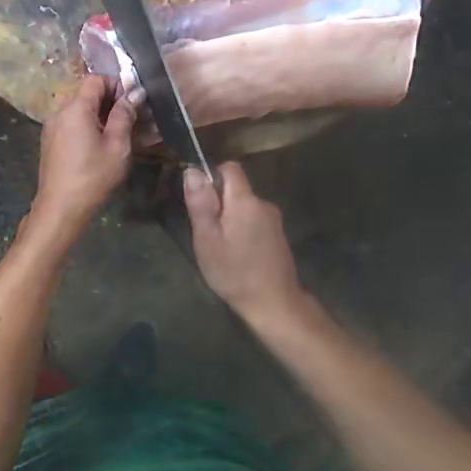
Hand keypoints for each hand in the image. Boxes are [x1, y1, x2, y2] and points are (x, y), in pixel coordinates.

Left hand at [32, 75, 135, 231]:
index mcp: (74, 108)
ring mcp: (51, 127)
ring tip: (115, 134)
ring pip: (77, 109)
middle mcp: (58, 112)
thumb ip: (124, 115)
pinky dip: (85, 126)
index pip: (95, 79)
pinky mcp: (49, 141)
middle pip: (84, 92)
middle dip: (108, 100)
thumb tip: (134, 93)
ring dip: (97, 114)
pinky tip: (98, 145)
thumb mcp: (117, 146)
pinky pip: (69, 123)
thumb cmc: (93, 176)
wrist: (61, 207)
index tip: (131, 103)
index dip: (116, 85)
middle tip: (128, 120)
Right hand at [183, 161, 310, 321]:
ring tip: (220, 246)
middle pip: (236, 189)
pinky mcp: (277, 235)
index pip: (230, 168)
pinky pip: (253, 220)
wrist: (273, 303)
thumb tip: (193, 170)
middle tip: (206, 232)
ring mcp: (273, 220)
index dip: (212, 177)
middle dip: (218, 203)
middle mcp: (263, 204)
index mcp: (245, 201)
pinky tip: (236, 253)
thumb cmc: (234, 271)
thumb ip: (201, 203)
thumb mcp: (207, 238)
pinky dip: (241, 229)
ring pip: (243, 206)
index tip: (201, 201)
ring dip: (229, 218)